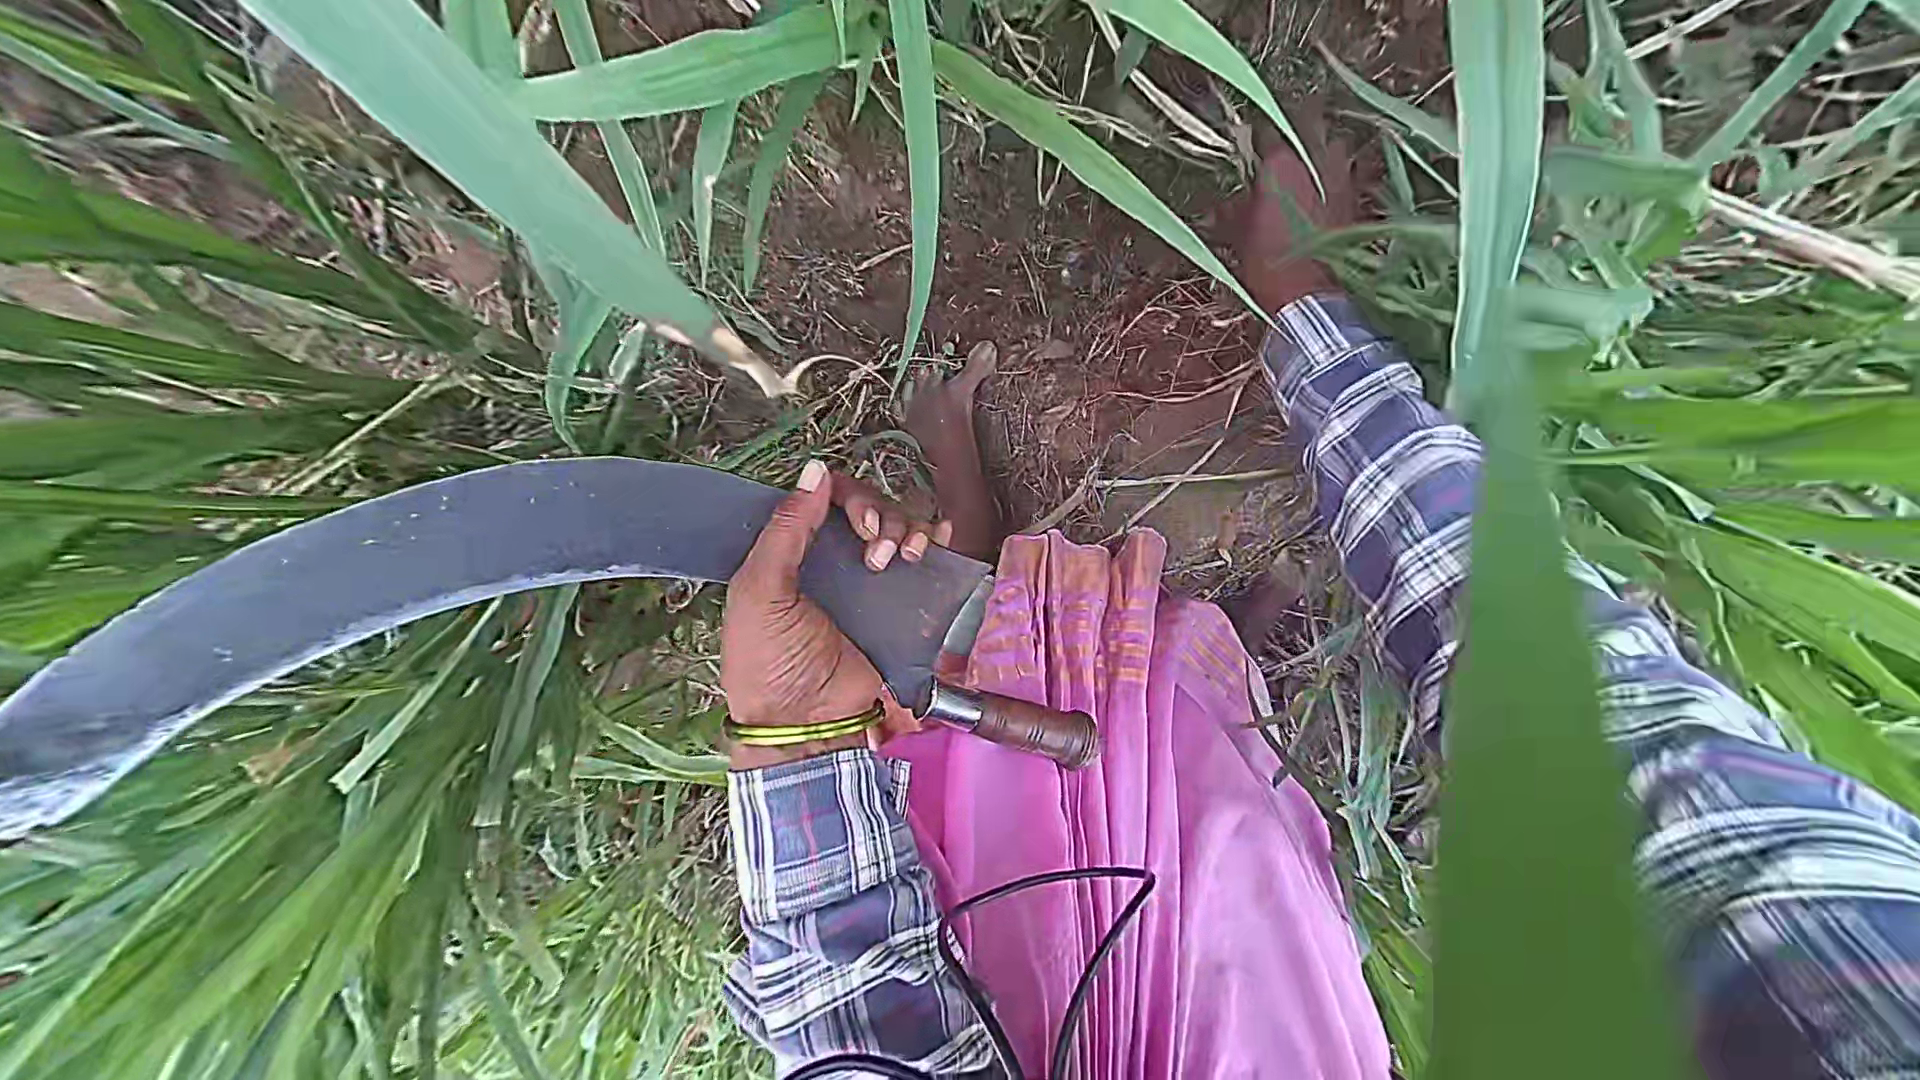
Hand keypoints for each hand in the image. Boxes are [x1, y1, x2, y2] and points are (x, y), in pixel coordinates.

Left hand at [719, 461, 934, 767]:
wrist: (807, 721)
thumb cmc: (770, 662)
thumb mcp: (760, 592)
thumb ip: (784, 531)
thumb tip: (813, 472)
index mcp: (793, 549)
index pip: (823, 497)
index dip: (844, 497)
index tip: (857, 522)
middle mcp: (832, 556)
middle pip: (868, 505)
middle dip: (880, 515)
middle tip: (875, 548)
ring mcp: (868, 577)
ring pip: (898, 525)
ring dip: (908, 528)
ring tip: (903, 557)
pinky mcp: (897, 600)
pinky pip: (921, 558)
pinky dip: (933, 538)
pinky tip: (937, 540)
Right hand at [1234, 127, 1358, 312]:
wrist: (1310, 296)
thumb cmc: (1268, 268)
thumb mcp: (1238, 240)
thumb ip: (1230, 214)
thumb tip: (1218, 207)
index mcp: (1280, 164)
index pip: (1265, 133)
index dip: (1254, 137)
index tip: (1246, 145)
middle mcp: (1315, 157)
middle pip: (1305, 125)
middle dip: (1291, 132)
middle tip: (1277, 150)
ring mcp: (1341, 172)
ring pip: (1329, 144)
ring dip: (1315, 150)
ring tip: (1300, 168)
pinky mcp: (1355, 193)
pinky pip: (1341, 170)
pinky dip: (1329, 174)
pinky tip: (1317, 192)